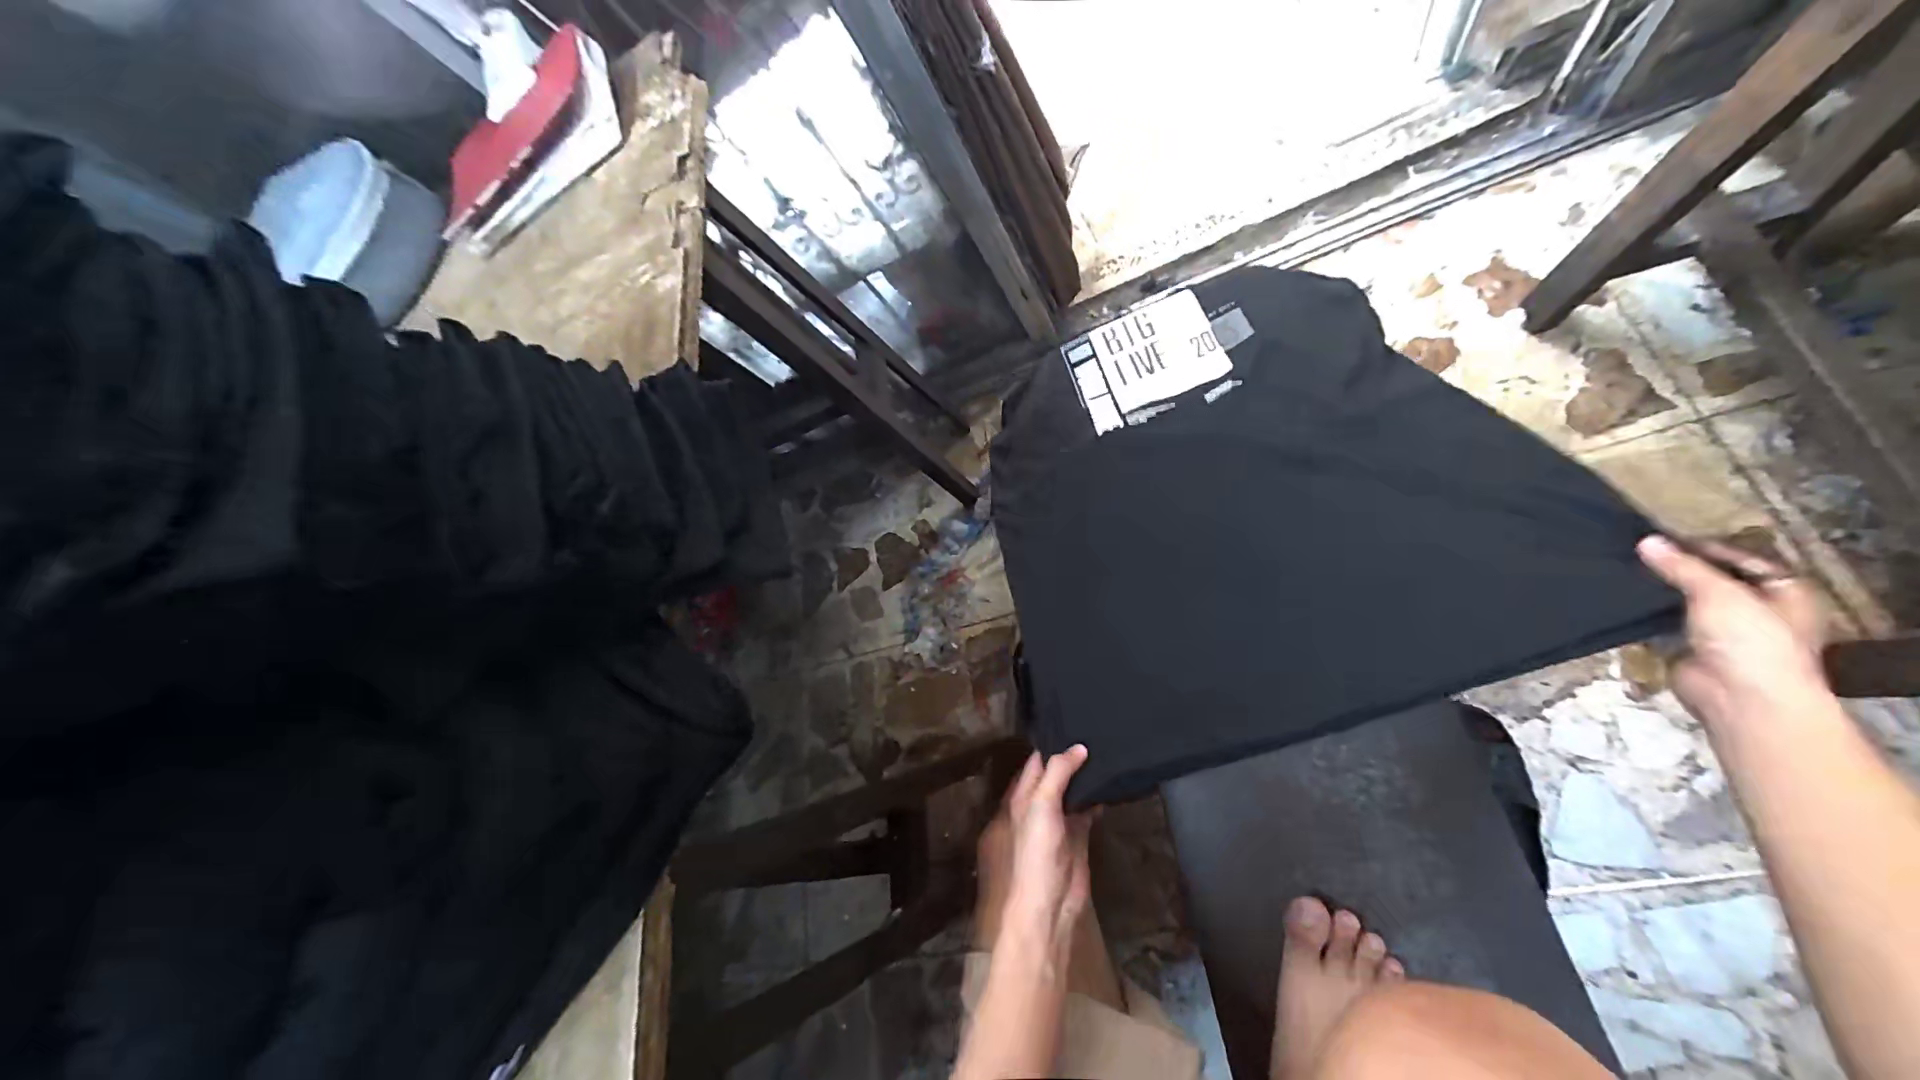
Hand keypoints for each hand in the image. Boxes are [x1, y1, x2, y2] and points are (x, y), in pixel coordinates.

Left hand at [996, 745, 1094, 950]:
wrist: (1049, 904)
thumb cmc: (1035, 850)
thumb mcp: (1040, 804)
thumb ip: (1057, 773)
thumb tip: (1078, 747)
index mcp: (1019, 796)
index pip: (1035, 762)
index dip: (1051, 745)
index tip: (1073, 724)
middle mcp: (1036, 806)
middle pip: (1054, 775)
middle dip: (1070, 758)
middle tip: (1095, 734)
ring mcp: (1057, 823)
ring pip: (1071, 792)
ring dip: (1085, 778)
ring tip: (1106, 752)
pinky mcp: (1077, 838)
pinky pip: (1087, 811)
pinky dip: (1097, 799)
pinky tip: (1110, 785)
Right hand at [1637, 534, 1829, 727]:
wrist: (1738, 696)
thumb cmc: (1750, 640)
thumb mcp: (1719, 593)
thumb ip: (1681, 566)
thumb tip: (1647, 541)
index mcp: (1784, 591)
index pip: (1739, 557)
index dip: (1703, 546)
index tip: (1661, 536)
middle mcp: (1757, 608)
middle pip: (1711, 578)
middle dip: (1676, 567)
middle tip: (1636, 549)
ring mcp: (1722, 629)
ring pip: (1685, 599)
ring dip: (1659, 589)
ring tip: (1622, 568)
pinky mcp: (1690, 645)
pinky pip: (1665, 621)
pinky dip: (1646, 612)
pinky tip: (1623, 596)